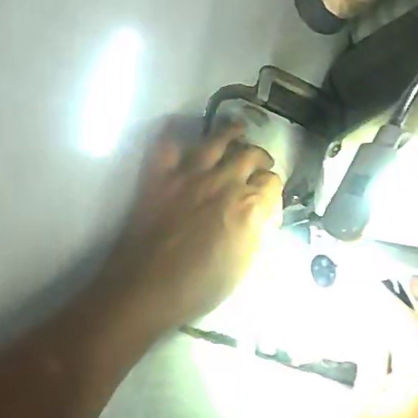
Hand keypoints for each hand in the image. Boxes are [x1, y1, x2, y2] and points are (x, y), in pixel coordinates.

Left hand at [92, 121, 281, 334]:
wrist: (145, 288)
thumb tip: (261, 215)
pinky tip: (181, 129)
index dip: (272, 187)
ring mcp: (187, 174)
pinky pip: (167, 144)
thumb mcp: (243, 266)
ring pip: (216, 140)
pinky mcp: (157, 176)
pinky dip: (175, 133)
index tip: (268, 192)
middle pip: (249, 155)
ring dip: (231, 132)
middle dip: (258, 158)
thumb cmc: (197, 289)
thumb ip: (256, 233)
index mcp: (248, 207)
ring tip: (238, 129)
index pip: (272, 182)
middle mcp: (222, 182)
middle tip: (257, 163)